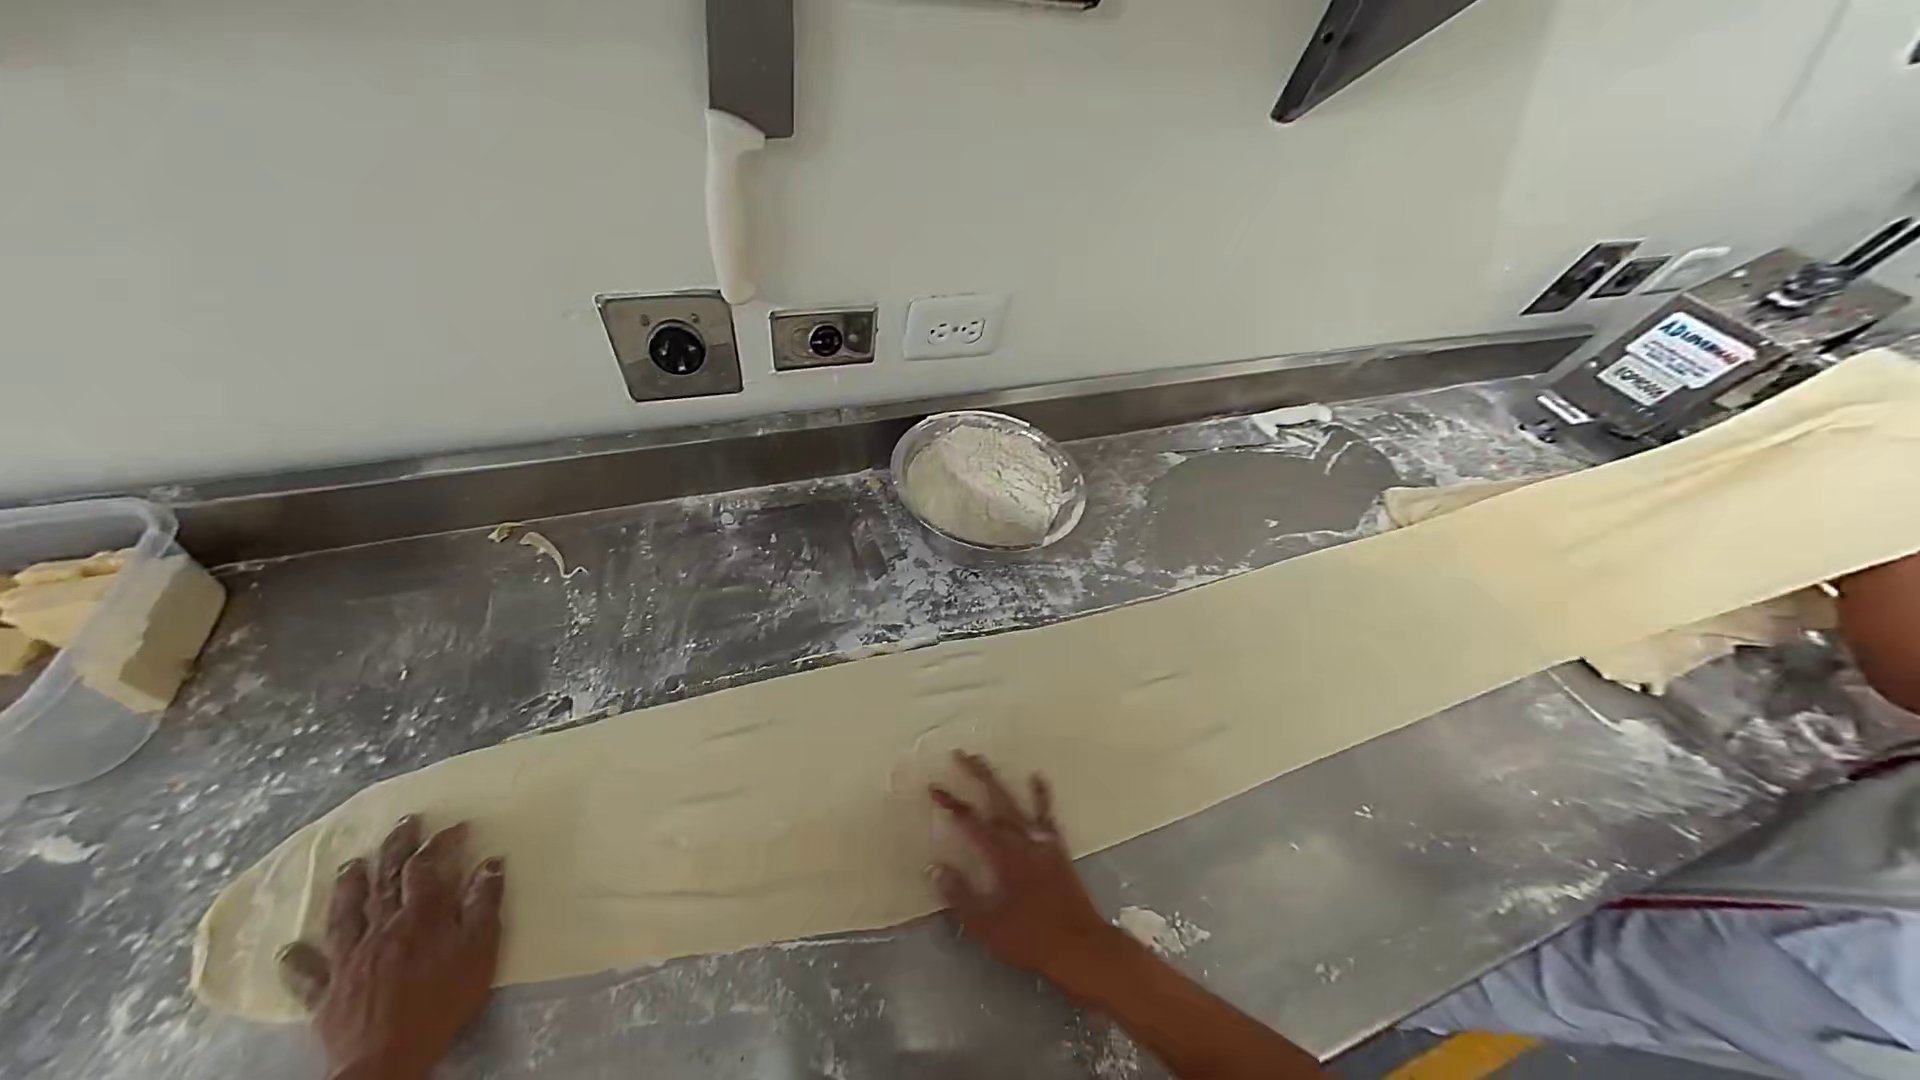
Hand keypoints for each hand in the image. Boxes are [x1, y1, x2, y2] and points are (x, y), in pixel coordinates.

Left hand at [276, 816, 505, 1079]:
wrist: (388, 1058)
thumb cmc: (443, 1000)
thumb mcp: (480, 949)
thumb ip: (483, 905)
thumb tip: (490, 863)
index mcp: (421, 916)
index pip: (427, 867)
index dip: (440, 842)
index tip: (456, 826)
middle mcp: (382, 928)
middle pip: (385, 880)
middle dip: (395, 848)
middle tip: (403, 822)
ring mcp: (349, 959)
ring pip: (346, 914)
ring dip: (349, 886)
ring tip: (351, 864)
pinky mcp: (326, 992)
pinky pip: (308, 972)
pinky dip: (298, 957)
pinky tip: (290, 947)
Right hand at [928, 751, 1114, 979]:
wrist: (1080, 945)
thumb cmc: (1029, 938)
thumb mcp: (985, 924)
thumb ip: (960, 893)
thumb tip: (935, 866)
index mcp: (1001, 856)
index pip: (970, 823)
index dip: (951, 803)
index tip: (933, 787)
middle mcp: (1021, 840)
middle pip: (996, 800)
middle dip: (977, 775)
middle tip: (960, 753)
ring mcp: (1041, 841)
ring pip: (1017, 801)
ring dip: (1000, 780)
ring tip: (986, 760)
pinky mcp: (1057, 847)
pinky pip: (1047, 814)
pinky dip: (1041, 795)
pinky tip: (1037, 776)